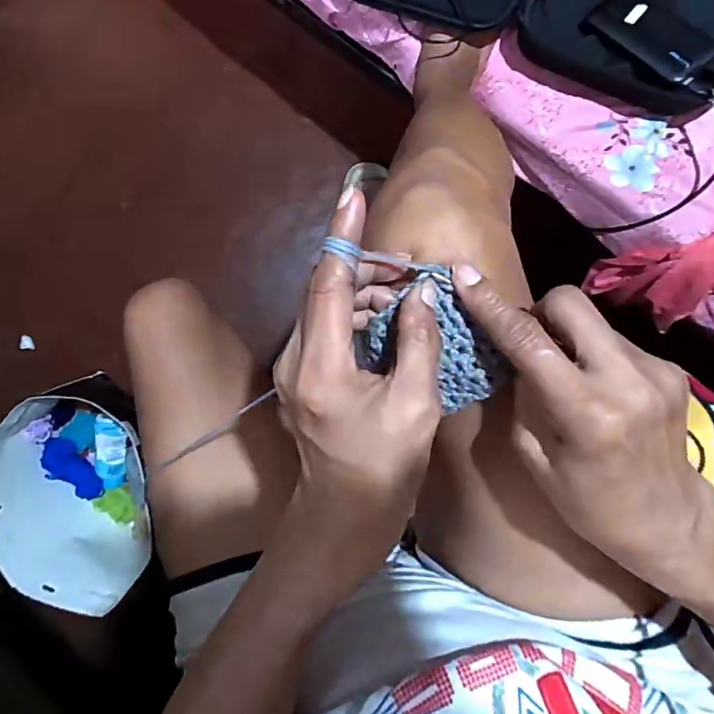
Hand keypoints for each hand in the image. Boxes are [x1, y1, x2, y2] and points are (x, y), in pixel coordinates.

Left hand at [272, 185, 443, 583]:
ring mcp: (292, 367)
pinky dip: (354, 312)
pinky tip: (386, 318)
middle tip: (407, 266)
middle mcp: (296, 359)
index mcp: (321, 367)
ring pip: (323, 305)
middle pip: (323, 288)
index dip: (343, 235)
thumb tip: (421, 293)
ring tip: (404, 292)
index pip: (328, 281)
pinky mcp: (299, 374)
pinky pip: (324, 326)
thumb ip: (418, 342)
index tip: (354, 194)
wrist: (340, 518)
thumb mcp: (415, 406)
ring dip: (361, 290)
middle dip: (364, 266)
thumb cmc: (383, 470)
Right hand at [452, 267, 713, 595]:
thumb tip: (511, 350)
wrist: (673, 523)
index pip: (529, 340)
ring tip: (567, 375)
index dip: (492, 305)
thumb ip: (522, 396)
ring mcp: (656, 370)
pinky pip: (614, 339)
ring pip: (593, 319)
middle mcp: (626, 380)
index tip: (465, 275)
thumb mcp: (537, 460)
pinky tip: (599, 387)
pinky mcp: (671, 369)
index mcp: (586, 412)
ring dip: (568, 335)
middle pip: (569, 301)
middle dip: (539, 309)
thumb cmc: (591, 505)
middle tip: (530, 341)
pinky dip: (594, 352)